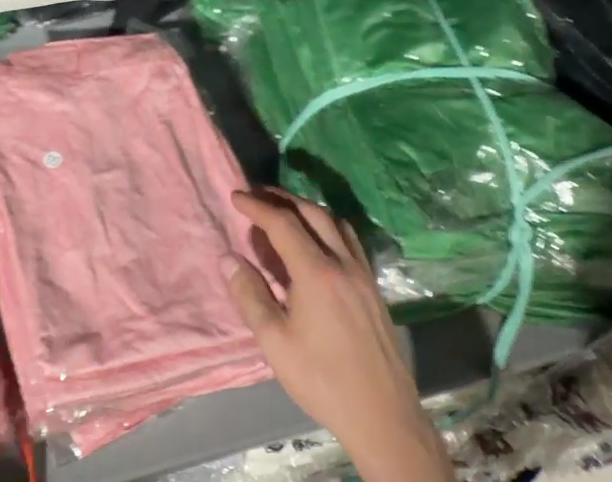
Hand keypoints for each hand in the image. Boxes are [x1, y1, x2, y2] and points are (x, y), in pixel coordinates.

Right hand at [225, 189, 452, 481]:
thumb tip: (228, 259)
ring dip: (308, 209)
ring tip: (284, 212)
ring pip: (336, 224)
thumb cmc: (322, 379)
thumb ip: (250, 296)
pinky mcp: (374, 290)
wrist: (382, 415)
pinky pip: (350, 242)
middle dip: (282, 199)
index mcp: (316, 273)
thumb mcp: (274, 342)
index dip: (257, 207)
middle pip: (313, 213)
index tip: (235, 196)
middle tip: (257, 195)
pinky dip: (328, 228)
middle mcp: (343, 264)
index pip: (282, 224)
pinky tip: (317, 243)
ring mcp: (364, 276)